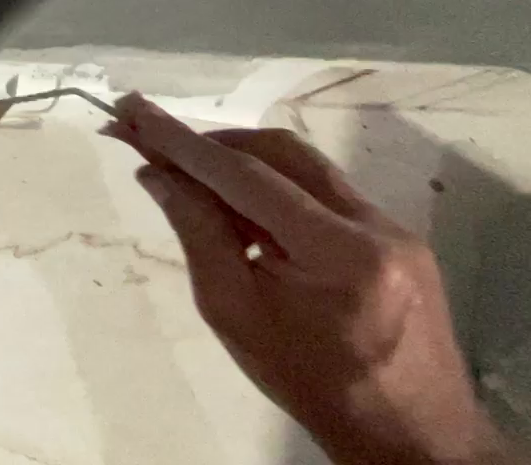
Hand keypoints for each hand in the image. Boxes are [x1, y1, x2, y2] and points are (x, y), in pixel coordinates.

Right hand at [109, 94, 511, 464]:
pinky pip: (318, 191)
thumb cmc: (308, 379)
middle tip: (150, 145)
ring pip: (300, 165)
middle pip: (277, 152)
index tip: (130, 108)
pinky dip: (267, 187)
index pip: (242, 174)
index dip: (178, 139)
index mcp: (338, 250)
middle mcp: (376, 227)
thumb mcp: (231, 307)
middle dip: (209, 143)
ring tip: (187, 180)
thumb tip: (155, 171)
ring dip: (236, 162)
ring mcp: (393, 231)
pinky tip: (235, 211)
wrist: (410, 439)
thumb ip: (195, 230)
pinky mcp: (394, 240)